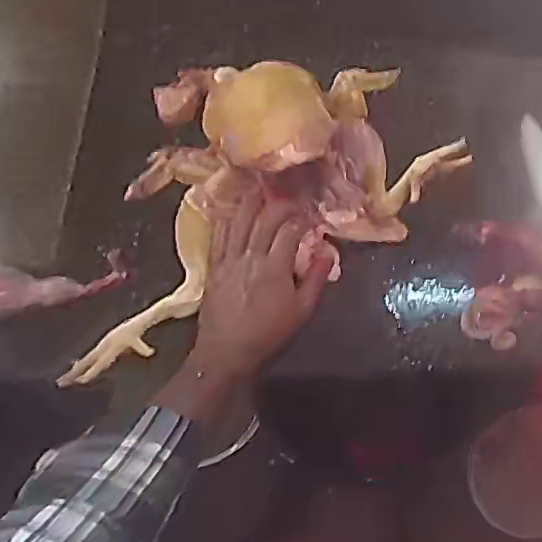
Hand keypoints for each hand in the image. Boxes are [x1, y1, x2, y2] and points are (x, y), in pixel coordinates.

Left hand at [185, 189, 330, 381]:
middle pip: (264, 220)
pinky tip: (231, 210)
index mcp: (274, 268)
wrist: (226, 352)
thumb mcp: (302, 311)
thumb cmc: (269, 333)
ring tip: (259, 189)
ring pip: (239, 221)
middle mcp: (249, 257)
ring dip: (250, 203)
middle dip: (280, 205)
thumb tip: (327, 253)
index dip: (303, 220)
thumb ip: (315, 279)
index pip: (290, 231)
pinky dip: (227, 218)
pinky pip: (219, 235)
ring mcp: (228, 259)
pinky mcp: (213, 266)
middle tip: (291, 200)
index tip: (313, 217)